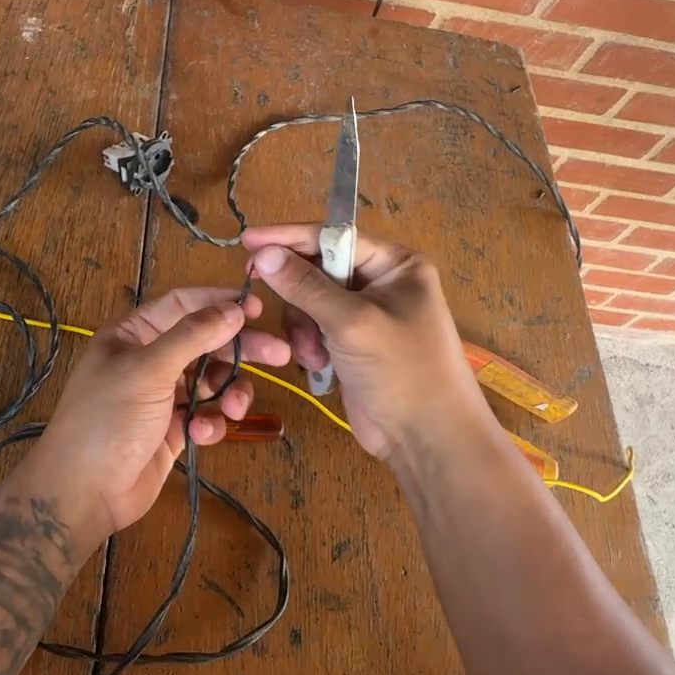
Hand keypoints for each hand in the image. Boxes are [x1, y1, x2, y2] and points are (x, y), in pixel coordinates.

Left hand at [32, 287, 288, 533]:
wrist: (85, 491)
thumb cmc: (108, 420)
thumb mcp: (147, 371)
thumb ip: (192, 336)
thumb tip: (235, 309)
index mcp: (132, 334)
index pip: (182, 304)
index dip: (219, 303)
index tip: (259, 309)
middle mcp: (148, 359)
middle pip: (205, 342)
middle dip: (240, 350)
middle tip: (281, 355)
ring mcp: (161, 395)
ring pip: (211, 380)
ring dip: (228, 393)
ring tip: (235, 409)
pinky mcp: (173, 428)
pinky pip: (205, 413)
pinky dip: (210, 422)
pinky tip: (200, 435)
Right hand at [243, 224, 485, 459]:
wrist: (427, 437)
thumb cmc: (401, 370)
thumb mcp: (350, 322)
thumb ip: (305, 286)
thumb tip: (263, 254)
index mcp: (394, 265)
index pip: (333, 237)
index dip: (288, 238)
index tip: (247, 241)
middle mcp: (381, 283)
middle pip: (317, 271)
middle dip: (299, 298)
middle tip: (278, 311)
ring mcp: (366, 316)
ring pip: (310, 303)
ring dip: (303, 328)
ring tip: (313, 355)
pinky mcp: (352, 345)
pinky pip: (314, 330)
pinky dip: (310, 345)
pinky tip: (319, 365)